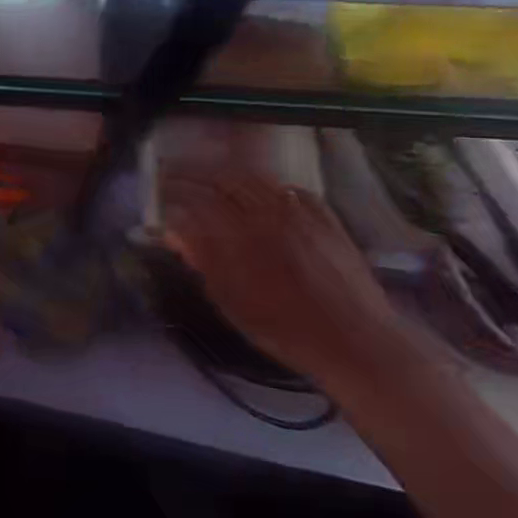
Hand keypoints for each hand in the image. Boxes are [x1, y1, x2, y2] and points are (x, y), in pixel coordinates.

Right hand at [162, 171, 404, 380]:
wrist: (355, 341)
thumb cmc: (286, 330)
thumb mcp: (233, 301)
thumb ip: (203, 260)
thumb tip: (177, 231)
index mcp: (241, 234)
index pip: (197, 198)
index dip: (175, 189)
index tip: (161, 188)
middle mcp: (268, 212)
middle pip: (225, 179)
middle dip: (199, 176)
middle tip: (183, 179)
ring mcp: (300, 211)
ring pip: (258, 179)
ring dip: (232, 178)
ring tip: (218, 183)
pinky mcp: (326, 217)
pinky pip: (292, 190)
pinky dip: (271, 188)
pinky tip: (266, 197)